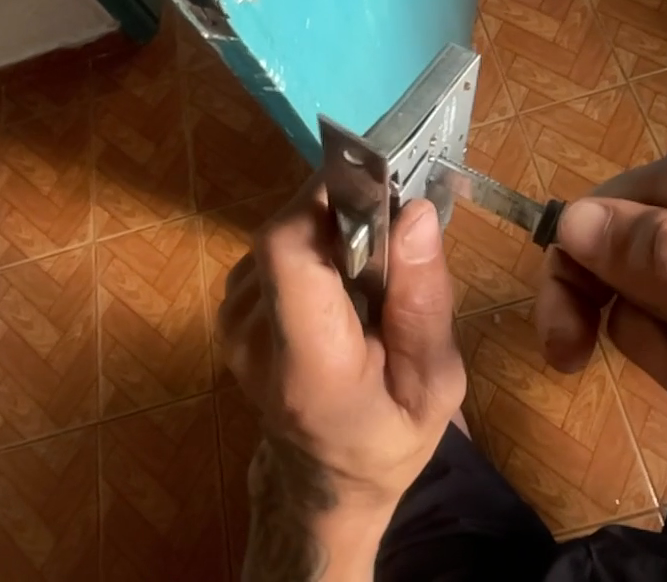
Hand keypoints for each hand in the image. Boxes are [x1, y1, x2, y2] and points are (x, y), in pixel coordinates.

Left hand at [218, 180, 464, 576]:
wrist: (324, 481)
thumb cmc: (388, 436)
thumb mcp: (435, 385)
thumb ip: (423, 301)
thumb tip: (415, 212)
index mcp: (307, 363)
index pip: (288, 250)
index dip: (326, 200)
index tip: (377, 184)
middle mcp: (253, 337)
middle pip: (286, 234)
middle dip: (341, 210)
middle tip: (391, 221)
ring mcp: (233, 323)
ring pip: (283, 234)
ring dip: (329, 227)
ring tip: (371, 259)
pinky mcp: (232, 310)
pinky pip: (276, 250)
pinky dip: (313, 245)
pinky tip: (342, 276)